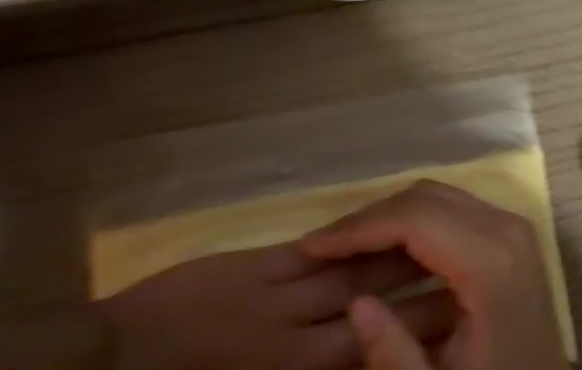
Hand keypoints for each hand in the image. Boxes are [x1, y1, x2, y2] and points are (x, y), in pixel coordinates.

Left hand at [97, 242, 451, 369]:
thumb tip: (356, 352)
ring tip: (438, 245)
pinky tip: (376, 226)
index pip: (369, 354)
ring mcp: (280, 299)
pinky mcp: (258, 266)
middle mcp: (300, 342)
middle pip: (374, 314)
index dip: (412, 337)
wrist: (116, 361)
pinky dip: (347, 241)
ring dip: (397, 261)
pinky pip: (313, 252)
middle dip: (421, 297)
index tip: (454, 318)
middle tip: (465, 278)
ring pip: (353, 276)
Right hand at [302, 181, 567, 369]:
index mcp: (492, 263)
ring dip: (389, 218)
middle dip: (369, 218)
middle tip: (322, 248)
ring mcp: (514, 230)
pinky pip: (455, 212)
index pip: (413, 217)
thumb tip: (357, 303)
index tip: (310, 246)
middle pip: (424, 198)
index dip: (358, 227)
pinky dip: (415, 224)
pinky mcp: (513, 239)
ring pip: (438, 198)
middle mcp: (508, 230)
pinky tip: (385, 254)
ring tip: (344, 250)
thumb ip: (394, 356)